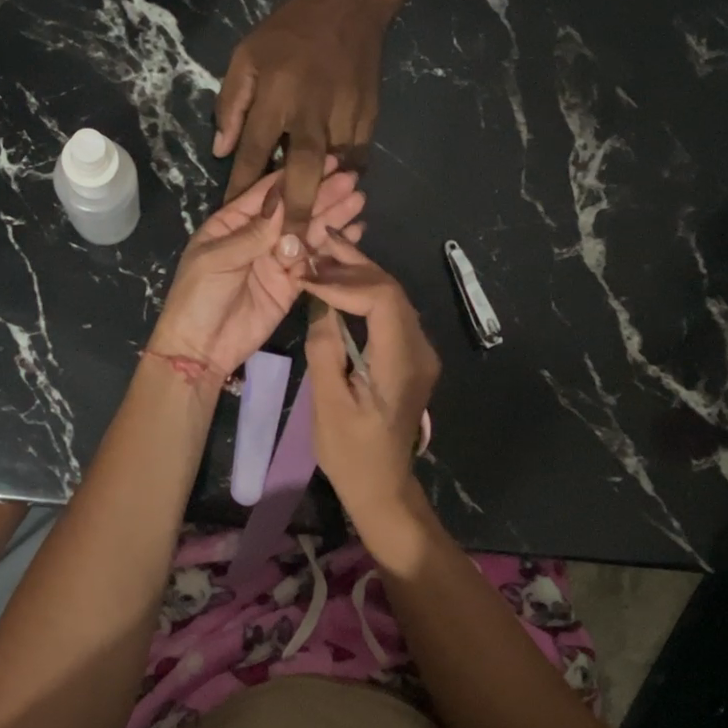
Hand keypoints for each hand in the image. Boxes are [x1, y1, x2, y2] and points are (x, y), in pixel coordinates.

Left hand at [148, 159, 367, 383]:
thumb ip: (254, 232)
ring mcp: (275, 261)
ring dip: (332, 218)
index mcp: (231, 223)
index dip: (295, 178)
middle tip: (352, 180)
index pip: (267, 194)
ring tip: (358, 200)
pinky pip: (314, 263)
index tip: (326, 162)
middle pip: (293, 211)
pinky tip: (354, 233)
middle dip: (322, 195)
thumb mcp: (218, 259)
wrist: (200, 349)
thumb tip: (284, 198)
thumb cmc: (197, 297)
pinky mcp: (290, 286)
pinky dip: (334, 249)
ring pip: (308, 234)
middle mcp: (256, 237)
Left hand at [213, 0, 402, 235]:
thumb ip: (231, 105)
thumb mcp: (245, 56)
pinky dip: (347, 186)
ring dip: (325, 207)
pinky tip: (339, 205)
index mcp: (275, 98)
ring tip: (314, 239)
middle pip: (302, 174)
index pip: (253, 154)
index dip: (240, 189)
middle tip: (289, 250)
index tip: (232, 221)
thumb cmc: (289, 30)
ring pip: (334, 174)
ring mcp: (344, 119)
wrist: (352, 2)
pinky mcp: (368, 121)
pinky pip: (356, 163)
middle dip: (295, 214)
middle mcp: (309, 114)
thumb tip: (220, 150)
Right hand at [302, 232, 440, 521]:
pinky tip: (337, 284)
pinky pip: (390, 312)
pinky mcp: (410, 354)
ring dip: (357, 275)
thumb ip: (325, 348)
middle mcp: (420, 349)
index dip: (344, 281)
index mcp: (402, 363)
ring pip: (392, 297)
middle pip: (391, 290)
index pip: (382, 300)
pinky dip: (363, 293)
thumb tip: (320, 301)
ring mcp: (420, 351)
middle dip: (351, 266)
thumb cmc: (350, 451)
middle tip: (313, 244)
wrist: (381, 484)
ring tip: (320, 254)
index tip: (307, 277)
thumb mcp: (328, 402)